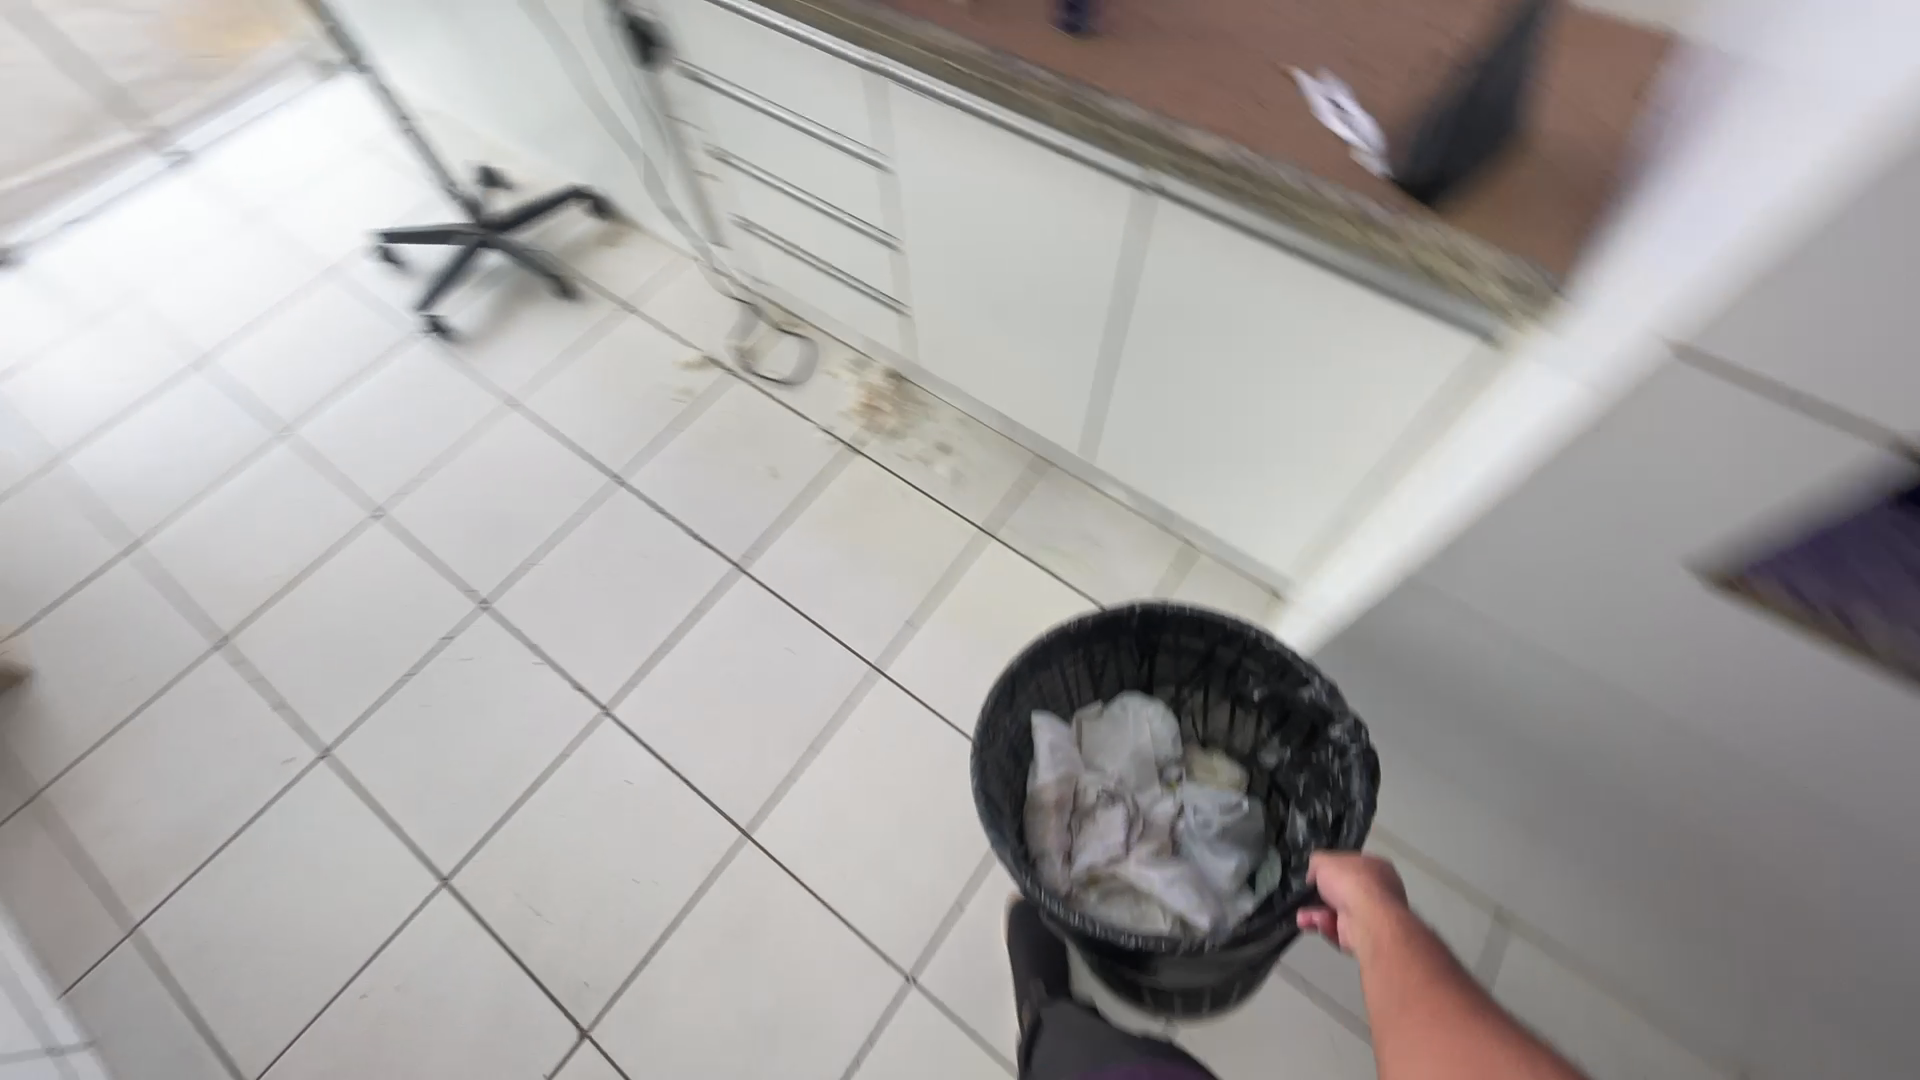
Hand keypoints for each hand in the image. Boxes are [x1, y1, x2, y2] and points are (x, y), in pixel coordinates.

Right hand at [1295, 851, 1408, 955]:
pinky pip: (1340, 930)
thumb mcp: (1323, 860)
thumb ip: (1316, 864)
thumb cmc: (1352, 883)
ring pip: (1336, 913)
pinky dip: (1326, 927)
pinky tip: (1318, 923)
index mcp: (1375, 867)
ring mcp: (1373, 916)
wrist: (1368, 921)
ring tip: (1304, 916)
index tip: (1314, 876)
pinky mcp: (1366, 937)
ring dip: (1316, 914)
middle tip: (1304, 898)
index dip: (1330, 871)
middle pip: (1340, 893)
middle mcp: (1377, 892)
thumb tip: (1315, 875)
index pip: (1349, 866)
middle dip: (1317, 897)